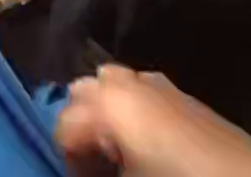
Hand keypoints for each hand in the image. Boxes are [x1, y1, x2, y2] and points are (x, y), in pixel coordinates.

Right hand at [56, 66, 250, 176]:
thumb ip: (97, 171)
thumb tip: (81, 171)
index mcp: (110, 101)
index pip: (62, 125)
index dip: (67, 162)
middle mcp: (129, 82)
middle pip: (83, 94)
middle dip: (82, 131)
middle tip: (96, 173)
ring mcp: (160, 86)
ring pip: (113, 90)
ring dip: (106, 121)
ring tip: (120, 165)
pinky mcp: (188, 100)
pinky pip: (142, 98)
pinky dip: (133, 120)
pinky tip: (149, 157)